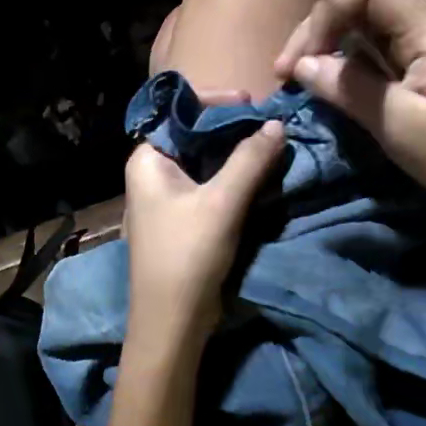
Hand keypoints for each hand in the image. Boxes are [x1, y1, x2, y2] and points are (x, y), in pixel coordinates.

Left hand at [124, 121, 286, 346]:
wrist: (172, 322)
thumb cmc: (187, 255)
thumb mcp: (222, 203)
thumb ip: (250, 159)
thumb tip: (277, 124)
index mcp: (148, 159)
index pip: (179, 112)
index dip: (215, 103)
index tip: (253, 103)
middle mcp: (153, 173)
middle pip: (194, 135)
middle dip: (232, 129)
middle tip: (270, 125)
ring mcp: (168, 198)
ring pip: (205, 162)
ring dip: (237, 155)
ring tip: (272, 145)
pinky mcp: (184, 219)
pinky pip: (210, 185)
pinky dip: (234, 178)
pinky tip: (261, 176)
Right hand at [274, 0, 425, 225]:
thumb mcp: (397, 125)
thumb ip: (348, 88)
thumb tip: (301, 66)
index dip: (325, 15)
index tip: (298, 61)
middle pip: (368, 0)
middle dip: (323, 30)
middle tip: (289, 71)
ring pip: (373, 24)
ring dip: (335, 46)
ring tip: (303, 77)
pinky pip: (386, 48)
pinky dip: (355, 62)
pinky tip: (334, 82)